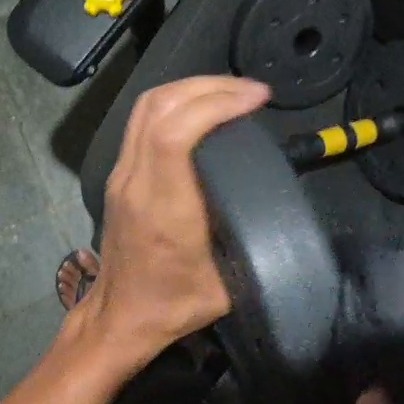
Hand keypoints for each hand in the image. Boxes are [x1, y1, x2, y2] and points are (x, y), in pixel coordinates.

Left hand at [76, 76, 270, 367]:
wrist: (120, 318)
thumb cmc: (173, 306)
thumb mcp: (228, 284)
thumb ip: (254, 246)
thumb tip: (284, 215)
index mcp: (164, 207)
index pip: (174, 133)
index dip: (215, 103)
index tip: (255, 99)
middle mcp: (136, 182)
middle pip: (158, 105)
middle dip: (208, 86)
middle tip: (249, 91)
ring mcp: (122, 176)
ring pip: (146, 107)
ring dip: (189, 89)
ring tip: (229, 93)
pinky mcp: (119, 176)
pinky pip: (142, 122)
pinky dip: (175, 104)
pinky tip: (203, 111)